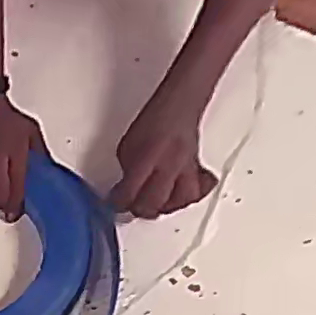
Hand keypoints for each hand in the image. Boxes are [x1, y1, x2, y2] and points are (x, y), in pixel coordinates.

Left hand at [112, 91, 217, 218]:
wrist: (179, 103)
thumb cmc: (154, 121)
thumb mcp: (126, 148)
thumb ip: (125, 173)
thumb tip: (122, 192)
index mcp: (147, 158)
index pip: (129, 194)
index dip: (118, 203)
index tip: (115, 202)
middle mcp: (169, 164)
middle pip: (154, 204)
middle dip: (139, 210)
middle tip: (133, 206)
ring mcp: (186, 167)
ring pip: (180, 201)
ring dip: (165, 207)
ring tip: (155, 203)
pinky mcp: (197, 168)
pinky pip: (200, 189)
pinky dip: (190, 197)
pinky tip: (178, 196)